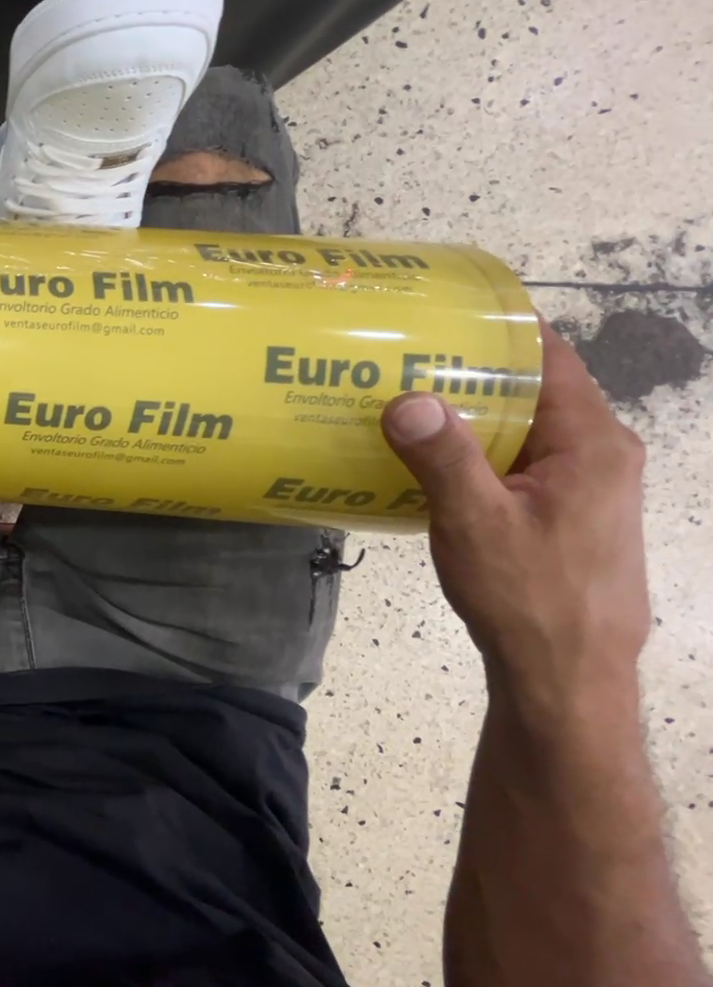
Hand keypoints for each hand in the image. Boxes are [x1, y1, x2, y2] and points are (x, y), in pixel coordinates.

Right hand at [379, 324, 649, 702]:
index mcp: (591, 443)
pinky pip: (511, 461)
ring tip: (392, 403)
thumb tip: (408, 397)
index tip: (436, 316)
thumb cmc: (529, 592)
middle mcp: (596, 454)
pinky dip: (468, 449)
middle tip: (391, 361)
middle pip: (530, 391)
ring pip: (517, 429)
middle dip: (465, 372)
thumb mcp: (476, 521)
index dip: (499, 331)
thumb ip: (444, 457)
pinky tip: (418, 460)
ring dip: (462, 414)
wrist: (565, 671)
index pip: (550, 360)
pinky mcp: (558, 511)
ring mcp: (579, 485)